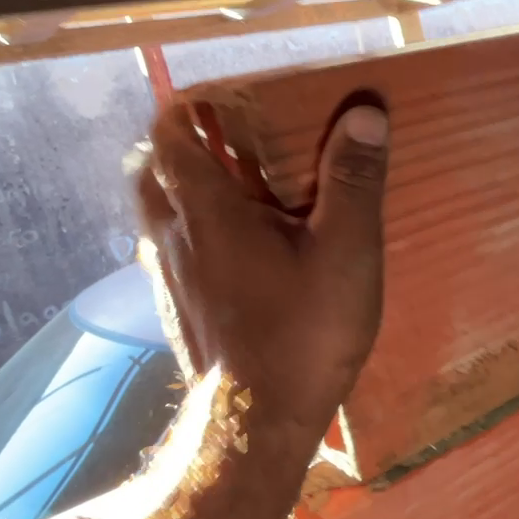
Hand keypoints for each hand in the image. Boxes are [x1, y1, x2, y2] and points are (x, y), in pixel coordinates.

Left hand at [135, 100, 389, 449]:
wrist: (258, 421)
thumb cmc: (305, 329)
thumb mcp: (347, 250)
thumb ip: (354, 181)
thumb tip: (365, 113)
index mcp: (208, 214)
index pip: (172, 139)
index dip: (190, 109)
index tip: (226, 96)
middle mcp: (175, 238)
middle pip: (153, 171)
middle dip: (184, 143)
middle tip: (236, 135)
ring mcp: (171, 276)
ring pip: (160, 211)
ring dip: (187, 184)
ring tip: (241, 181)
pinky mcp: (182, 306)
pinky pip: (175, 245)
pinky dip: (196, 224)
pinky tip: (244, 244)